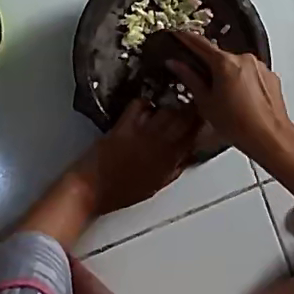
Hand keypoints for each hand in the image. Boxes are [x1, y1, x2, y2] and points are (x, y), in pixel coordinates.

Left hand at [73, 98, 200, 215]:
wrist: (92, 188)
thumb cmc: (122, 191)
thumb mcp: (157, 184)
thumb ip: (175, 168)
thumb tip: (188, 155)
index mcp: (170, 163)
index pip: (195, 137)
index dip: (201, 124)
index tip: (201, 116)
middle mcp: (161, 146)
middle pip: (184, 120)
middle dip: (188, 110)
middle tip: (185, 106)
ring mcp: (142, 134)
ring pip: (166, 110)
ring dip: (168, 106)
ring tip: (164, 107)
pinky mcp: (124, 127)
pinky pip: (139, 105)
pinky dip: (143, 103)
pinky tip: (142, 107)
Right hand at [167, 30, 293, 159]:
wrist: (270, 137)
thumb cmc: (238, 124)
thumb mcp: (205, 101)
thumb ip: (189, 78)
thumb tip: (175, 64)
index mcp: (224, 63)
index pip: (199, 43)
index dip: (185, 38)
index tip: (177, 34)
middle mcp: (244, 59)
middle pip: (219, 56)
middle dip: (209, 65)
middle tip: (201, 82)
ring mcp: (259, 66)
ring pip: (235, 64)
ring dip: (227, 74)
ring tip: (224, 97)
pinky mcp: (270, 76)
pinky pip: (250, 72)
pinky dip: (242, 80)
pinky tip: (240, 99)